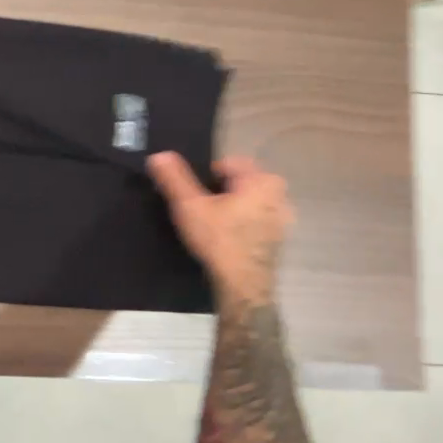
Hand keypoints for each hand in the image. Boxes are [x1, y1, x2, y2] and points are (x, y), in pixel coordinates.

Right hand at [148, 153, 293, 300]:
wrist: (243, 286)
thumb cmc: (218, 240)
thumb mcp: (189, 206)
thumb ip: (174, 178)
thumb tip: (159, 155)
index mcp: (262, 181)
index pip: (230, 163)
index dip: (208, 175)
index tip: (197, 195)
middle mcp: (279, 196)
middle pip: (242, 180)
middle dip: (222, 188)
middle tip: (205, 206)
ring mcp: (283, 219)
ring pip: (250, 199)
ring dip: (233, 204)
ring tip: (214, 222)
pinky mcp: (280, 238)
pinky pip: (258, 217)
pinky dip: (243, 221)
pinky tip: (227, 236)